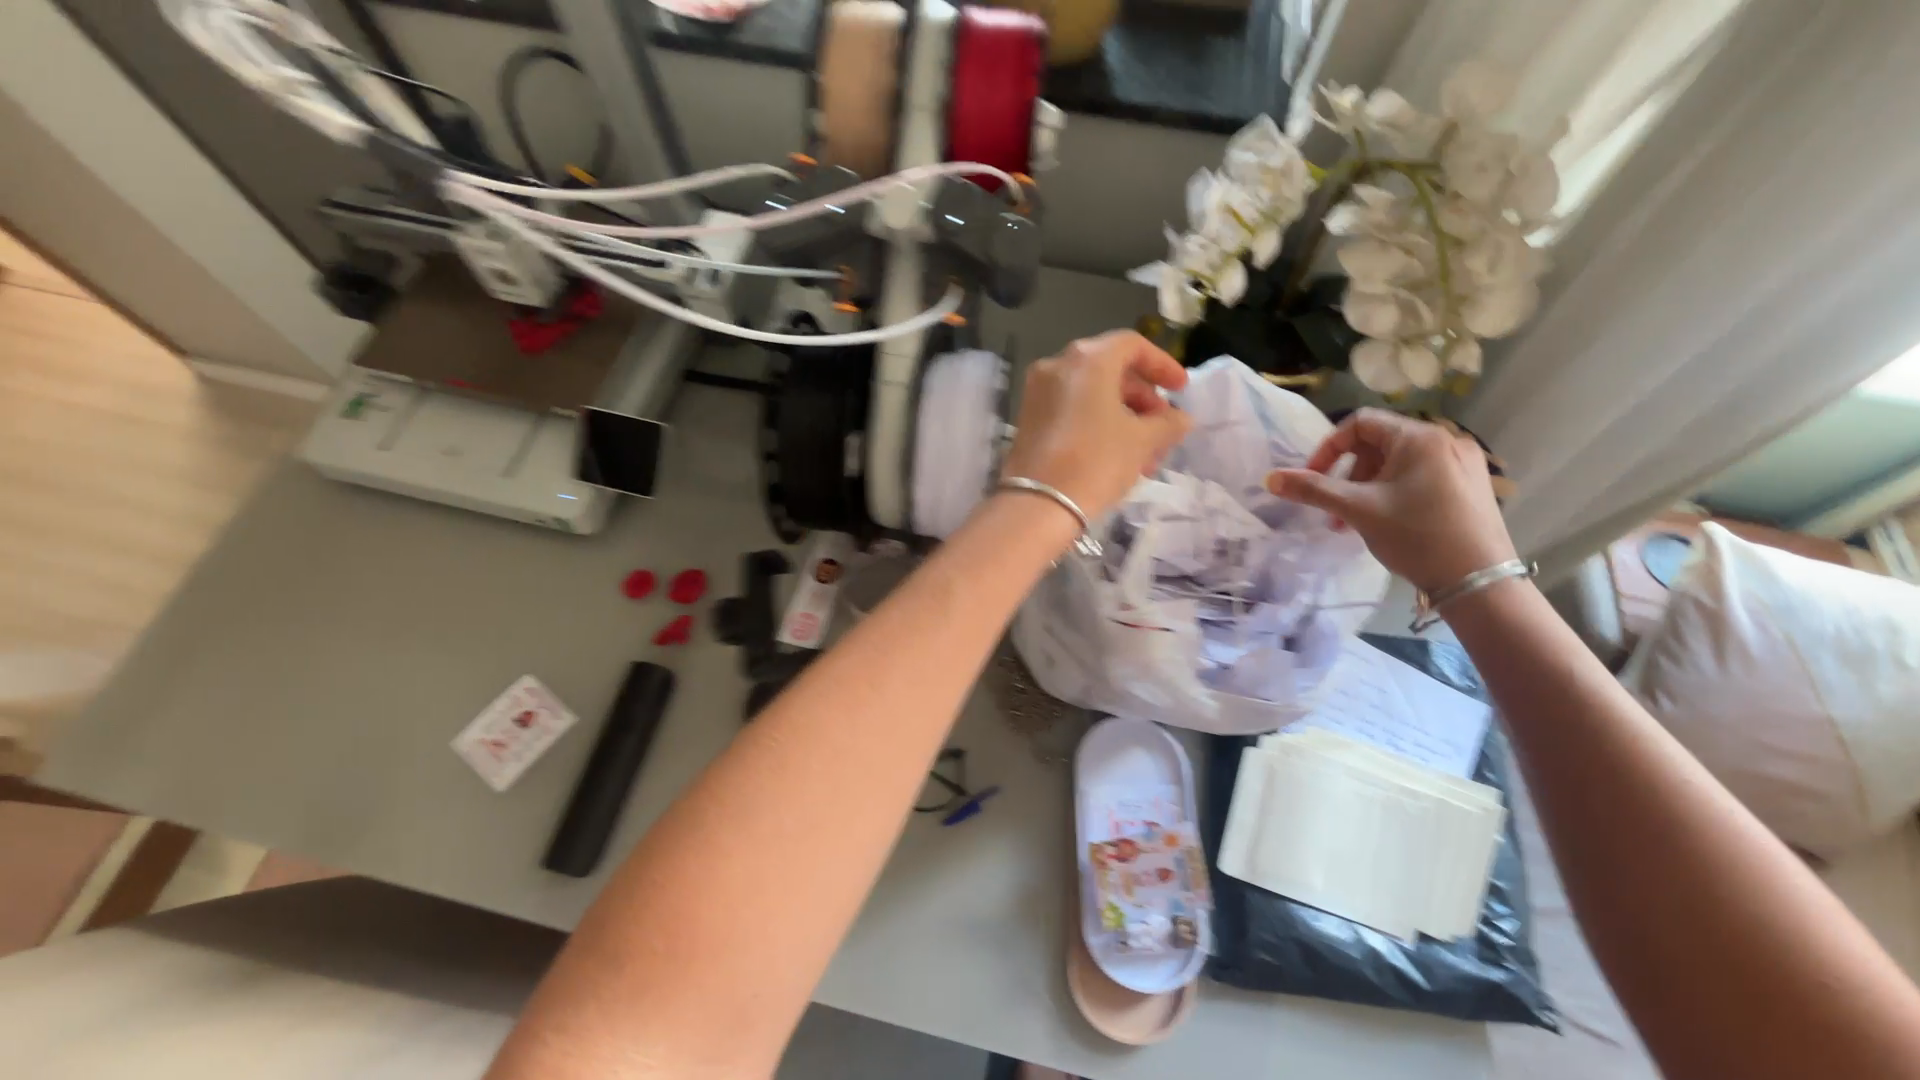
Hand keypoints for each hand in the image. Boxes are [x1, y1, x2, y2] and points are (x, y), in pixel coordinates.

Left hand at [1001, 330, 1192, 520]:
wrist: (1038, 504)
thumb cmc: (1096, 462)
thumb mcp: (1142, 441)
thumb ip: (1168, 423)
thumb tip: (1180, 418)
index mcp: (1088, 359)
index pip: (1132, 345)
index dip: (1162, 365)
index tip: (1181, 390)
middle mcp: (1058, 365)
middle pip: (1111, 369)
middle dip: (1143, 398)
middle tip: (1163, 428)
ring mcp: (1038, 391)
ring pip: (1092, 393)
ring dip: (1124, 416)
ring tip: (1146, 453)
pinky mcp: (1028, 417)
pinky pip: (1072, 408)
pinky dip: (1098, 422)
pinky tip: (1117, 454)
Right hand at [1265, 408, 1516, 593]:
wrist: (1478, 581)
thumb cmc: (1416, 536)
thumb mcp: (1358, 511)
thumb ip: (1313, 490)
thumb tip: (1271, 478)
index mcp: (1419, 437)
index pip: (1360, 424)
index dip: (1329, 449)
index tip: (1313, 480)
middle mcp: (1446, 441)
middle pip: (1380, 444)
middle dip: (1348, 474)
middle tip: (1335, 510)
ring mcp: (1463, 464)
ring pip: (1399, 464)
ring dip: (1368, 487)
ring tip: (1356, 522)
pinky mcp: (1471, 487)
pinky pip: (1421, 477)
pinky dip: (1395, 493)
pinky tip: (1389, 522)